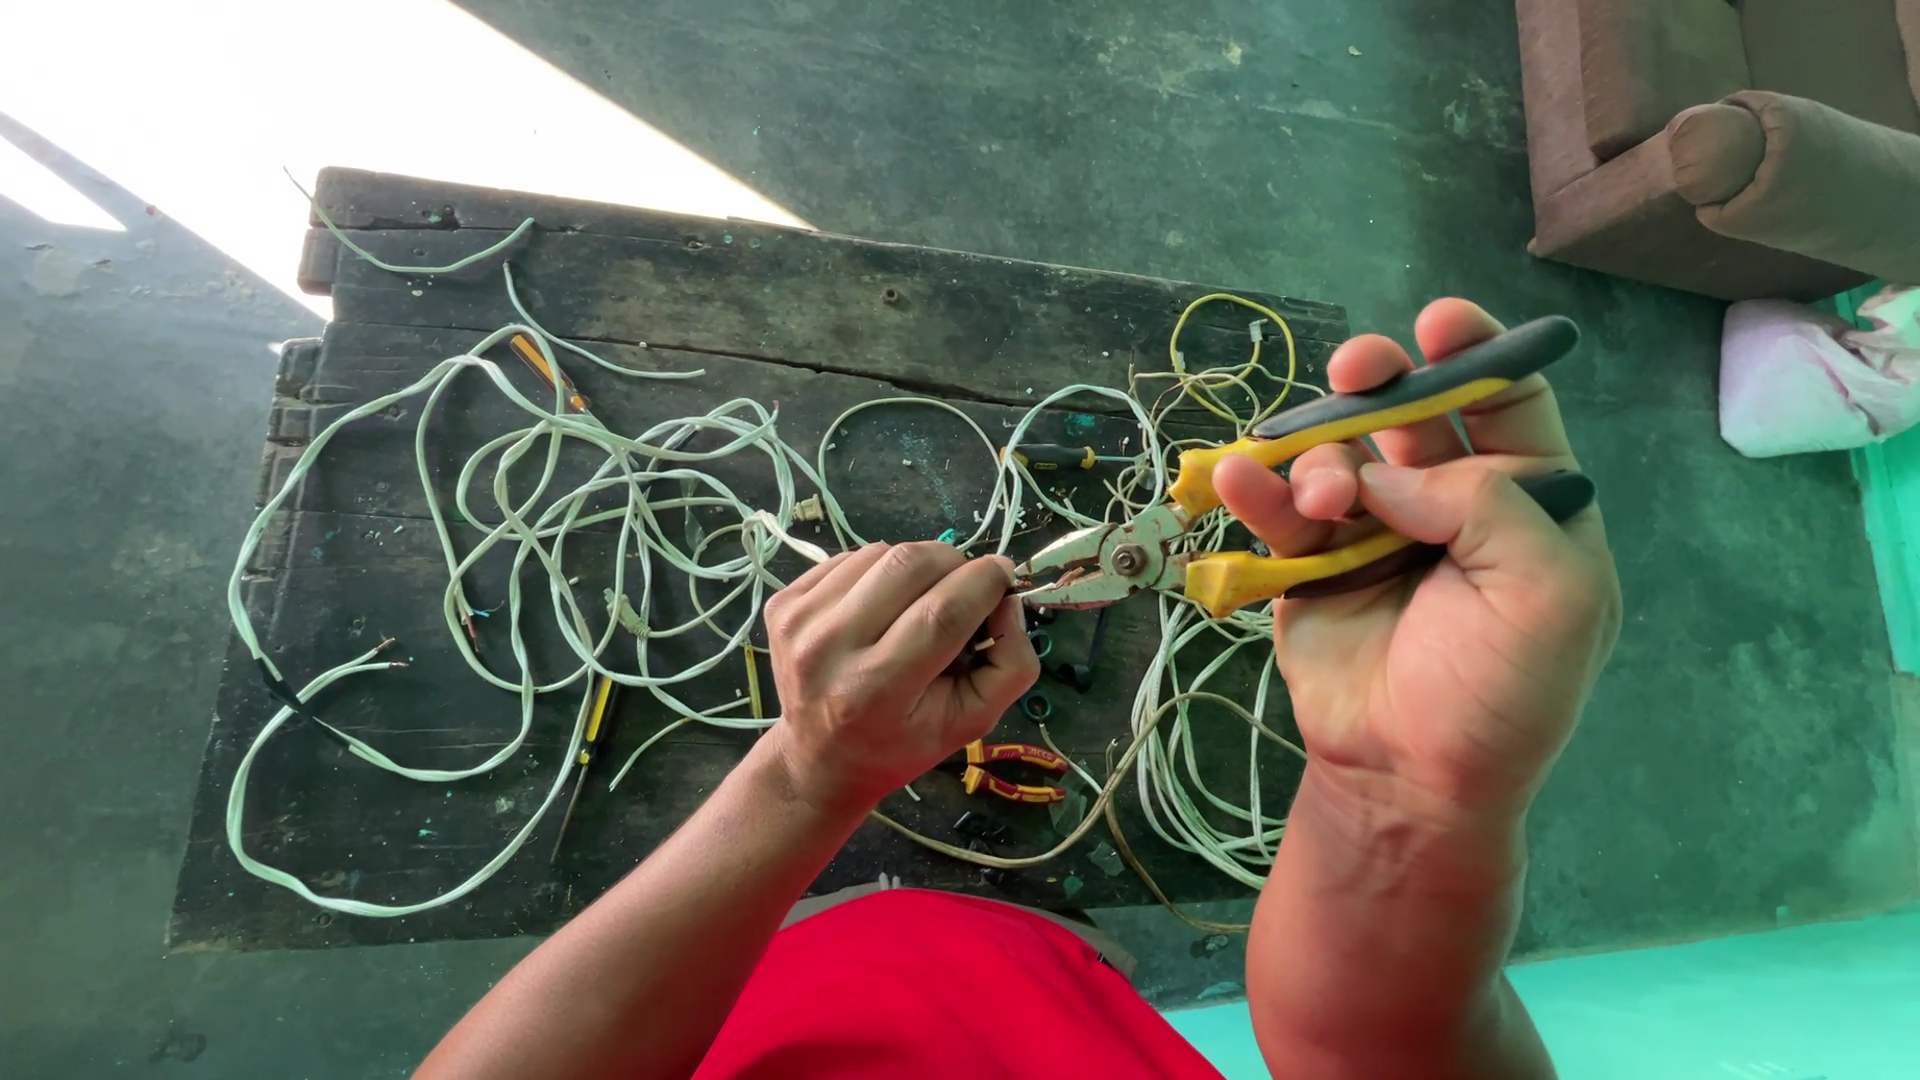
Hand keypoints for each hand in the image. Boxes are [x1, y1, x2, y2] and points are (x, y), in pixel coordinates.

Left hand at [760, 541, 1040, 814]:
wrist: (820, 757)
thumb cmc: (903, 741)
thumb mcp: (973, 721)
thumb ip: (1011, 664)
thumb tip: (1008, 598)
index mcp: (877, 690)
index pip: (943, 612)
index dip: (985, 582)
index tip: (1005, 574)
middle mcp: (829, 649)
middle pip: (910, 565)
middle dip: (955, 562)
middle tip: (966, 584)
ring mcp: (800, 621)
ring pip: (882, 552)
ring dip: (918, 564)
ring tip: (919, 601)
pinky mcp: (783, 603)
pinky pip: (851, 557)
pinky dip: (881, 569)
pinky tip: (881, 604)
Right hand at [1214, 298, 1620, 826]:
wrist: (1404, 770)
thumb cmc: (1498, 690)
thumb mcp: (1545, 597)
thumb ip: (1485, 505)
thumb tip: (1379, 472)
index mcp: (1520, 507)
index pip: (1504, 410)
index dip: (1476, 358)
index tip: (1438, 321)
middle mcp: (1439, 508)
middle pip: (1405, 420)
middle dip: (1380, 385)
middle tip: (1357, 369)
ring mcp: (1366, 533)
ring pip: (1333, 459)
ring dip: (1318, 461)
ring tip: (1317, 500)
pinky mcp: (1303, 562)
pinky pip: (1277, 511)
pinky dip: (1255, 489)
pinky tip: (1235, 474)